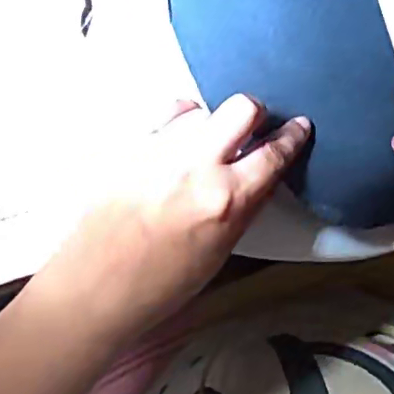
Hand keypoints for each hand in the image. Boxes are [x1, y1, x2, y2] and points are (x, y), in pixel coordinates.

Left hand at [25, 96, 310, 346]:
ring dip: (210, 123)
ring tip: (204, 146)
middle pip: (243, 107)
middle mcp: (195, 166)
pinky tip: (177, 141)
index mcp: (224, 200)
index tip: (298, 127)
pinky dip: (178, 123)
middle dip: (255, 114)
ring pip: (202, 109)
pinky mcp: (132, 145)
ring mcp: (160, 150)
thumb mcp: (219, 251)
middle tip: (254, 127)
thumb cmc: (155, 284)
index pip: (273, 153)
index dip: (292, 136)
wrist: (96, 285)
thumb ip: (243, 205)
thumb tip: (259, 175)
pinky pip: (167, 117)